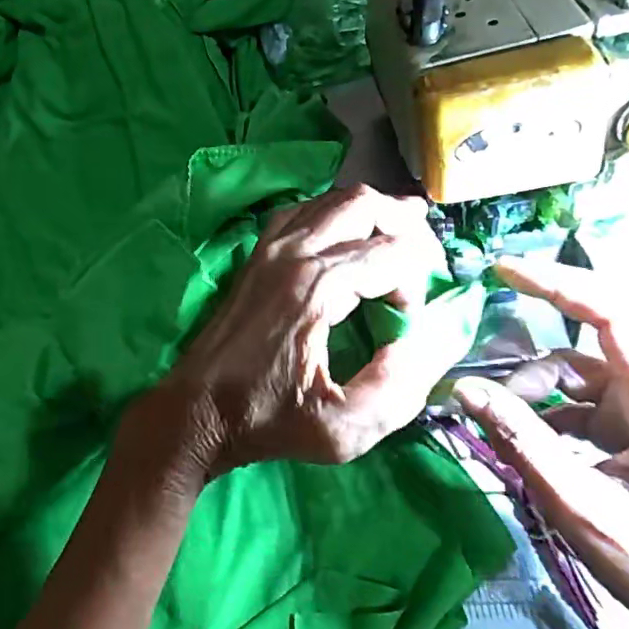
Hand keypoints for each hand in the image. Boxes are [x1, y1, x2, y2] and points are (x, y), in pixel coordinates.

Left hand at [138, 184, 461, 480]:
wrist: (196, 407)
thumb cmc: (266, 420)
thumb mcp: (343, 429)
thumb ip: (399, 388)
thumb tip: (432, 342)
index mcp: (314, 289)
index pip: (392, 252)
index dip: (418, 281)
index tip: (410, 321)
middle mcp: (290, 253)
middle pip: (363, 204)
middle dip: (406, 227)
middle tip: (424, 265)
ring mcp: (268, 247)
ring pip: (333, 199)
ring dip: (373, 215)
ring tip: (398, 247)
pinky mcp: (256, 253)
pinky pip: (304, 211)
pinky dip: (336, 215)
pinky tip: (347, 242)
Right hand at [452, 257, 628, 628]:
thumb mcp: (580, 508)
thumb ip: (521, 441)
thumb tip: (464, 388)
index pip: (620, 322)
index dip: (561, 286)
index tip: (504, 269)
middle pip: (601, 328)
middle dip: (542, 317)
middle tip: (493, 306)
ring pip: (581, 364)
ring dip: (536, 382)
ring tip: (505, 421)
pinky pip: (581, 391)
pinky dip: (546, 404)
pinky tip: (529, 437)